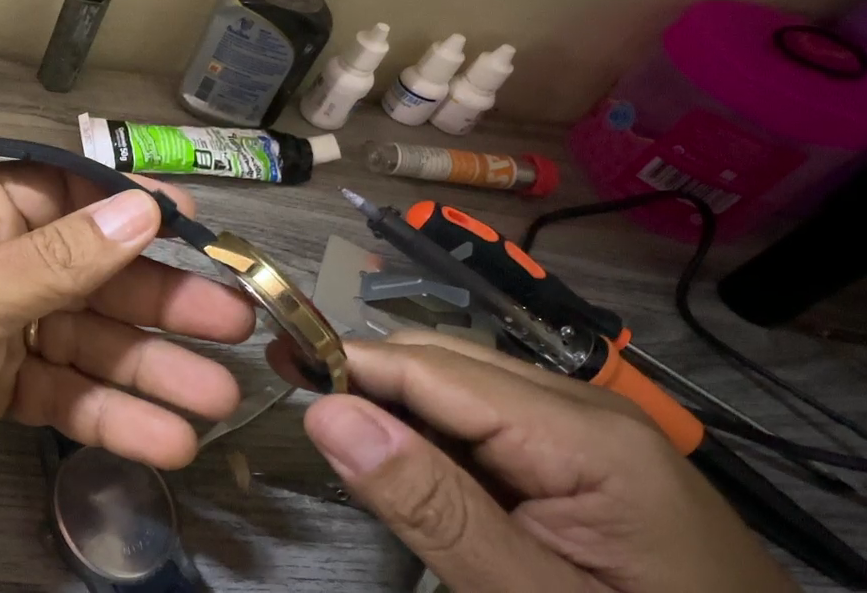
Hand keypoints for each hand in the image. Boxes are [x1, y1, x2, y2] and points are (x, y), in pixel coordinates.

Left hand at [0, 162, 255, 548]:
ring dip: (146, 368)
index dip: (129, 210)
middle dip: (156, 303)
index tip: (198, 229)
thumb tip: (142, 206)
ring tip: (214, 398)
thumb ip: (60, 258)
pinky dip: (109, 413)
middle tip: (232, 328)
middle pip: (86, 273)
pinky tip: (163, 440)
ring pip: (83, 338)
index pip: (61, 195)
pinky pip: (62, 390)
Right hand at [301, 332, 797, 592]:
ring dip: (398, 407)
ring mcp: (594, 430)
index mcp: (585, 436)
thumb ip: (433, 508)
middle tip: (305, 416)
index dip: (346, 360)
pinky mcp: (590, 456)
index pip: (429, 366)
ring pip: (460, 385)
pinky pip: (490, 420)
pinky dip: (437, 435)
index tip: (272, 359)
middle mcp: (588, 409)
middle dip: (369, 380)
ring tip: (351, 445)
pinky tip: (417, 470)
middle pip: (443, 362)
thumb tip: (324, 412)